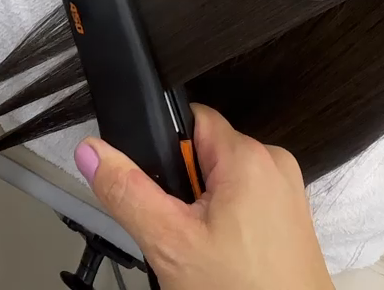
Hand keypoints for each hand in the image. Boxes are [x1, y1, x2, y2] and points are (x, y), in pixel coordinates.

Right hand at [76, 105, 329, 289]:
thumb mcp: (171, 244)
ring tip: (202, 256)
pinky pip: (245, 207)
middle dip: (183, 190)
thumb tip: (92, 152)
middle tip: (179, 235)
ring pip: (222, 184)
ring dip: (203, 213)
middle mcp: (273, 165)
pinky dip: (227, 229)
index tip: (159, 189)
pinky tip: (223, 264)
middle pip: (204, 154)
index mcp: (248, 156)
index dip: (165, 151)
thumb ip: (127, 191)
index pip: (189, 119)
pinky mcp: (291, 224)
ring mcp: (286, 196)